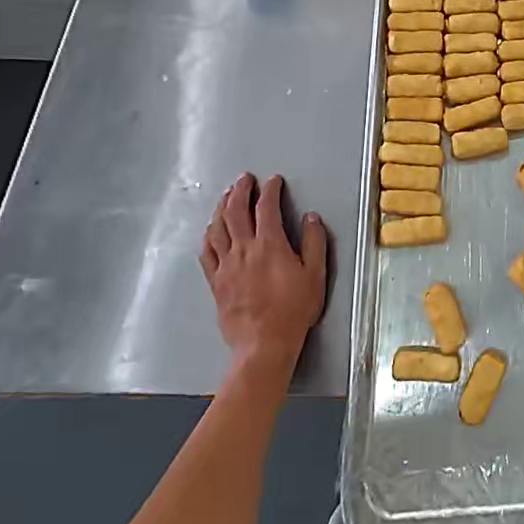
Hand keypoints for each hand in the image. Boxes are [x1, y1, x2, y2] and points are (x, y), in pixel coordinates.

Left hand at [200, 173, 327, 374]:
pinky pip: (207, 252)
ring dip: (222, 207)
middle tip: (245, 179)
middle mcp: (244, 250)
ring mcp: (226, 266)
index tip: (274, 181)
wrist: (263, 344)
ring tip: (226, 196)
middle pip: (235, 211)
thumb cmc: (294, 309)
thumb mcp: (316, 274)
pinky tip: (211, 230)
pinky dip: (209, 235)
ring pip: (218, 228)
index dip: (270, 190)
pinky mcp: (215, 282)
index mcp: (270, 245)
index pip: (266, 207)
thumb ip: (314, 242)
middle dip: (240, 190)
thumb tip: (311, 217)